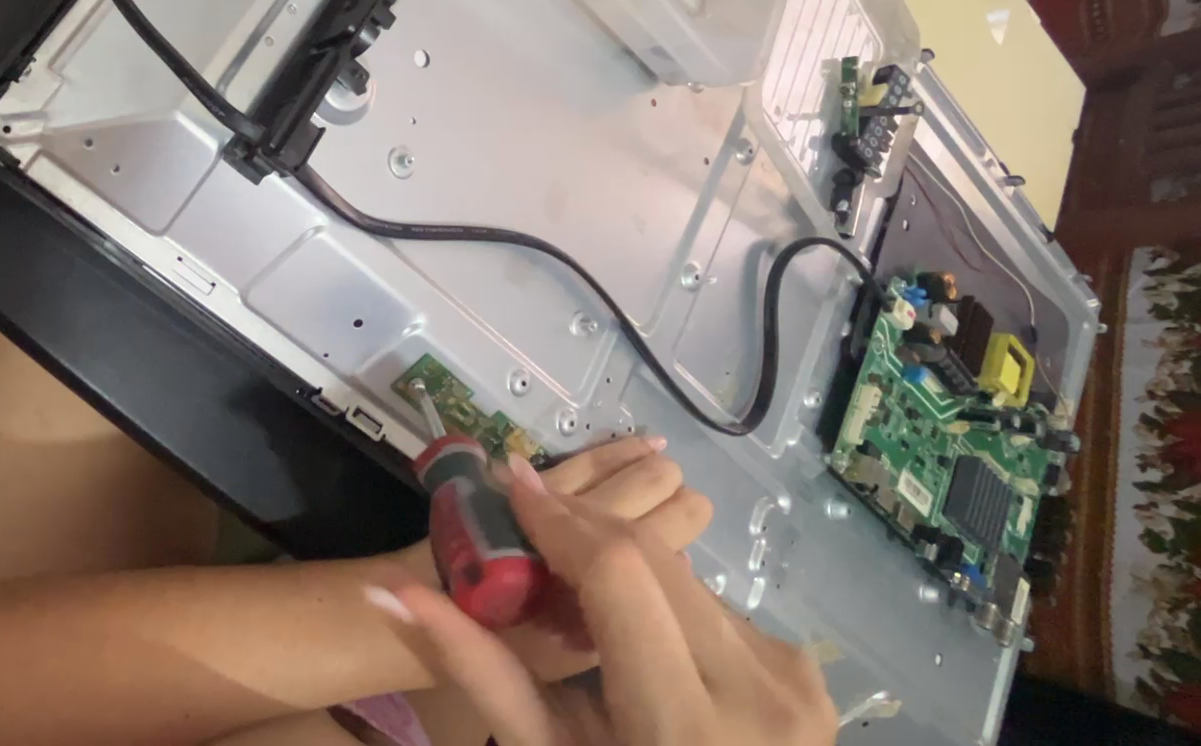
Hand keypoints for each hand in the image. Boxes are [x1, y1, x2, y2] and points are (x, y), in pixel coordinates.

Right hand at [382, 461, 835, 745]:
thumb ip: (473, 665)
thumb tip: (392, 590)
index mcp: (685, 721)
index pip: (617, 572)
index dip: (558, 516)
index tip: (509, 479)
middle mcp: (757, 685)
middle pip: (648, 557)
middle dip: (576, 525)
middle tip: (522, 514)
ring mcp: (794, 676)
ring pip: (678, 571)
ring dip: (613, 556)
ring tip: (566, 572)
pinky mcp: (809, 671)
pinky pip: (708, 600)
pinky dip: (654, 591)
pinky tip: (626, 616)